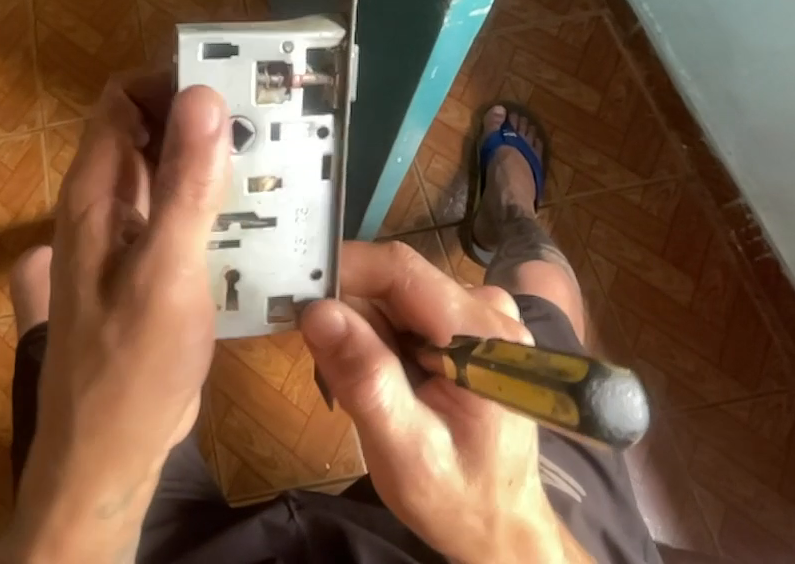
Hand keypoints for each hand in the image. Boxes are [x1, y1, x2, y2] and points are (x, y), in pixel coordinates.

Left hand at [0, 76, 228, 562]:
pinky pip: (183, 216)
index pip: (123, 101)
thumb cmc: (131, 363)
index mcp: (97, 191)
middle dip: (205, 120)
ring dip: (216, 165)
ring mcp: (128, 237)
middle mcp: (108, 204)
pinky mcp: (150, 268)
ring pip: (171, 175)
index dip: (170, 83)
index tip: (232, 86)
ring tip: (277, 163)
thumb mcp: (166, 270)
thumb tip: (203, 96)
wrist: (110, 452)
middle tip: (270, 124)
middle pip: (152, 133)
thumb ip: (185, 184)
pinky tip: (261, 220)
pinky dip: (217, 206)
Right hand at [301, 241, 589, 563]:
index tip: (295, 295)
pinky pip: (404, 306)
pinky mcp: (467, 320)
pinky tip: (387, 378)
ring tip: (366, 388)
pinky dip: (380, 335)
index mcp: (482, 334)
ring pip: (393, 293)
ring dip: (364, 330)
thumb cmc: (456, 497)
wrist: (499, 524)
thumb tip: (317, 311)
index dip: (343, 270)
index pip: (400, 270)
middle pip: (393, 281)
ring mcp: (480, 311)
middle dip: (351, 316)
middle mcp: (487, 308)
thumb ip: (365, 380)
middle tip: (334, 372)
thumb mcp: (404, 452)